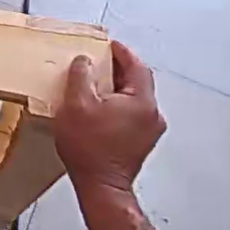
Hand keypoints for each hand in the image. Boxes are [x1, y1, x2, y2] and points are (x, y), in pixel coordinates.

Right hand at [53, 41, 164, 194]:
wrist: (100, 185)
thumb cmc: (89, 146)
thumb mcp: (77, 103)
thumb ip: (81, 75)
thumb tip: (85, 61)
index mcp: (141, 102)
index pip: (137, 67)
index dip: (122, 53)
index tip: (110, 45)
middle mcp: (152, 115)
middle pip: (138, 82)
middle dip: (118, 69)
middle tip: (98, 61)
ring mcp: (149, 130)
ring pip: (134, 99)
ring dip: (116, 88)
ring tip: (94, 83)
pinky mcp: (140, 142)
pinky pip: (131, 113)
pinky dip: (117, 104)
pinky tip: (98, 106)